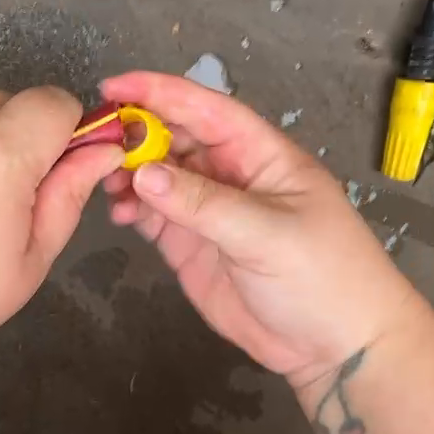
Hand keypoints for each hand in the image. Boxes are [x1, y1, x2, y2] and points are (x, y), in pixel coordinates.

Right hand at [100, 71, 425, 386]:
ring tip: (105, 183)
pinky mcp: (191, 244)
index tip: (114, 85)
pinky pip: (152, 214)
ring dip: (129, 173)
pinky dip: (131, 208)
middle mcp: (229, 174)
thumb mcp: (267, 234)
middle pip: (174, 137)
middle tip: (96, 140)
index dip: (160, 92)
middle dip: (135, 133)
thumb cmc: (322, 277)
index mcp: (259, 154)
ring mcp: (208, 210)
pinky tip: (118, 213)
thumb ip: (202, 203)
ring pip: (158, 175)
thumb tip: (142, 173)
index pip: (205, 110)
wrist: (337, 347)